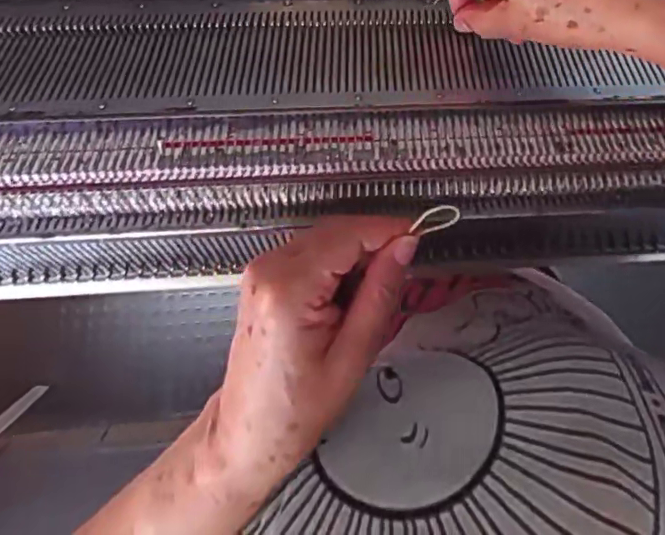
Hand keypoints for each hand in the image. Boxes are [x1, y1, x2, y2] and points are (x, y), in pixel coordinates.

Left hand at [77, 217, 418, 534]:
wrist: (247, 435)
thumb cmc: (294, 411)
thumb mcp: (353, 356)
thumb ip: (380, 292)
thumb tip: (403, 246)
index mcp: (289, 289)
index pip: (349, 234)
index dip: (387, 230)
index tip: (417, 236)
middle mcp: (269, 268)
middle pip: (337, 229)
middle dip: (373, 243)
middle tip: (401, 272)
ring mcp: (263, 267)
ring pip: (327, 235)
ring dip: (356, 253)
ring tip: (368, 296)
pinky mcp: (264, 272)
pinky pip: (312, 248)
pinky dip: (337, 261)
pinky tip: (344, 295)